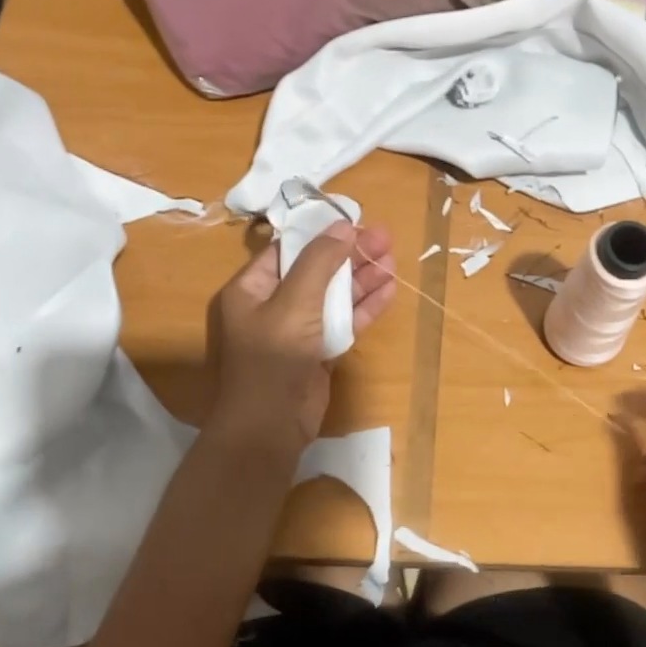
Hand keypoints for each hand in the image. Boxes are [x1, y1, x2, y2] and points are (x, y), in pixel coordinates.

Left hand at [207, 221, 396, 446]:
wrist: (271, 424)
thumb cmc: (273, 358)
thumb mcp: (294, 303)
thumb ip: (320, 264)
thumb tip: (343, 227)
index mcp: (252, 288)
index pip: (288, 251)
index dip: (322, 235)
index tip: (355, 222)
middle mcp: (273, 305)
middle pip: (317, 270)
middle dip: (350, 255)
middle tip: (385, 238)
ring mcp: (298, 330)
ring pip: (334, 296)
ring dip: (362, 279)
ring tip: (393, 260)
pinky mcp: (319, 352)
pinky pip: (344, 322)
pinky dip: (365, 307)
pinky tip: (388, 291)